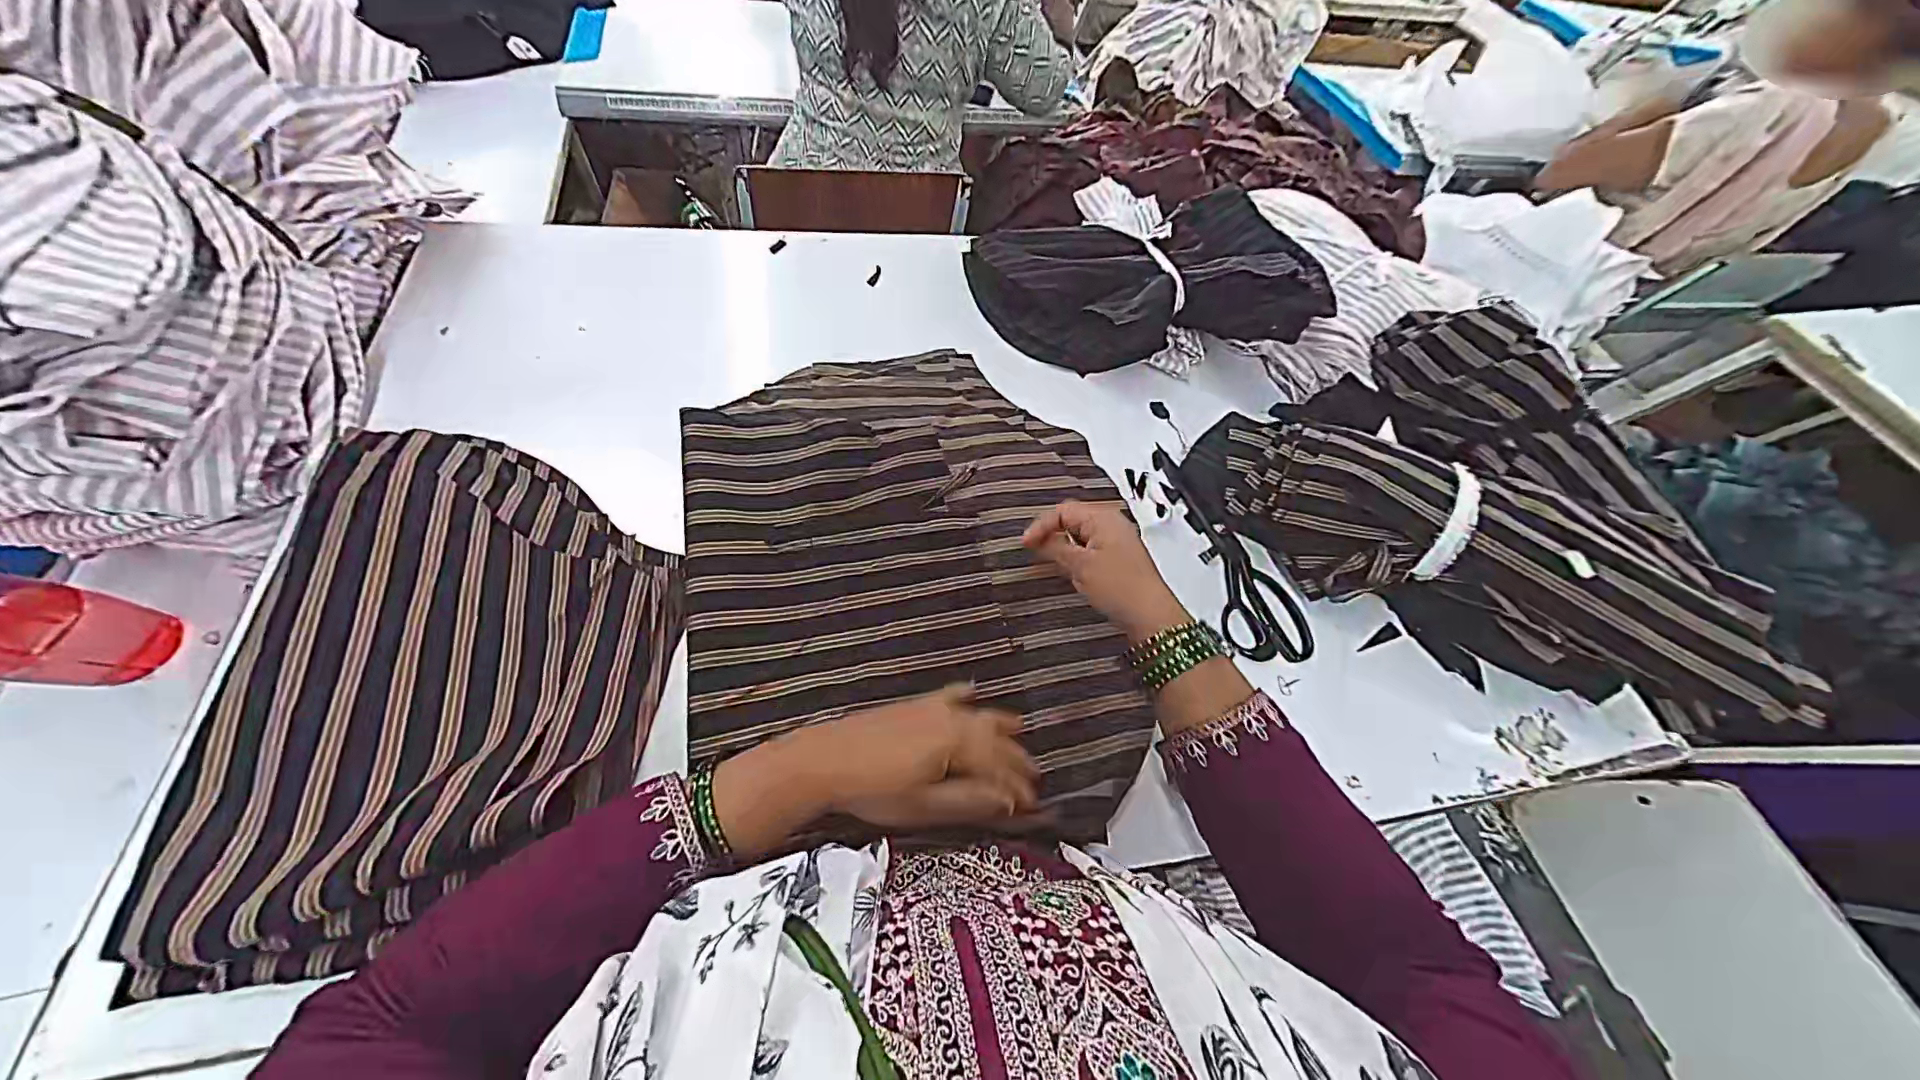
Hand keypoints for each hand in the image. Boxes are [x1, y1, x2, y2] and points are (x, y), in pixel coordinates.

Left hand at [712, 685, 1040, 856]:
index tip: (1031, 803)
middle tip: (1032, 777)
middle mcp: (950, 719)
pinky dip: (965, 697)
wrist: (825, 761)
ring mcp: (931, 709)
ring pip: (977, 716)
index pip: (999, 766)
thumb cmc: (874, 789)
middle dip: (1015, 759)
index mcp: (957, 743)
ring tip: (1019, 730)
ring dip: (1000, 727)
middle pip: (994, 739)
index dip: (1017, 787)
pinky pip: (950, 697)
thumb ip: (969, 801)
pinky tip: (972, 690)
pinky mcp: (914, 707)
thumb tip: (1005, 802)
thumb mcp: (925, 805)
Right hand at [1023, 499, 1189, 642]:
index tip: (1026, 543)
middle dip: (1051, 533)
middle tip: (1034, 549)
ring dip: (1062, 545)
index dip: (1041, 526)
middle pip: (1072, 519)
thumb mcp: (1080, 566)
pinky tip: (1070, 570)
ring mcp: (1117, 541)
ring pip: (1080, 534)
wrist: (1151, 616)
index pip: (1062, 511)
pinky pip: (1090, 548)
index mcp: (1104, 518)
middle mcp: (1112, 524)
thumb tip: (1040, 539)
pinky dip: (1075, 555)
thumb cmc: (1123, 589)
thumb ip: (1056, 548)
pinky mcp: (1118, 558)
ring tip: (1050, 561)